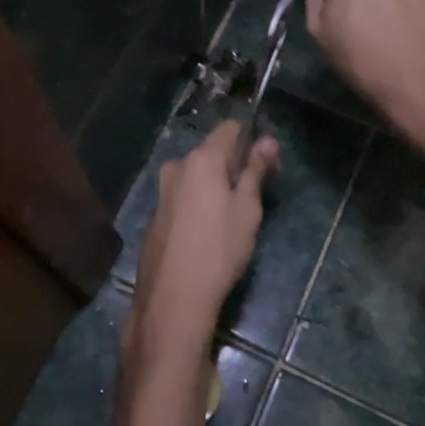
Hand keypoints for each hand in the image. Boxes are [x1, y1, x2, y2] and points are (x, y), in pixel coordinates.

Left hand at [127, 120, 277, 358]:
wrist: (173, 297)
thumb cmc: (219, 249)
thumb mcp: (247, 209)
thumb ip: (255, 171)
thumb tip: (267, 140)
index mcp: (201, 159)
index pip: (230, 128)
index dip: (252, 140)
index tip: (268, 166)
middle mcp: (177, 167)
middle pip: (212, 153)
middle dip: (235, 166)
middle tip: (256, 197)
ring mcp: (162, 191)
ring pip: (197, 177)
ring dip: (217, 187)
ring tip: (234, 220)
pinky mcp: (156, 215)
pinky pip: (184, 197)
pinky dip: (200, 204)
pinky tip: (209, 233)